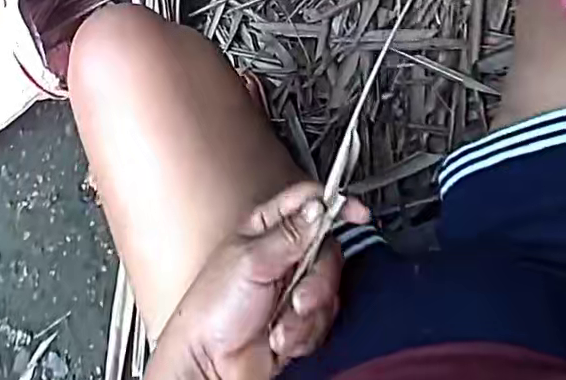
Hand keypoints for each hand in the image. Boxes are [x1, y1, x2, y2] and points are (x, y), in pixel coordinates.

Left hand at [149, 182, 370, 379]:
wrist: (208, 364)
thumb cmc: (213, 306)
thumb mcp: (251, 261)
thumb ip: (289, 234)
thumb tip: (319, 206)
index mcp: (268, 226)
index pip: (308, 202)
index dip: (334, 203)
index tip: (357, 212)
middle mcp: (285, 252)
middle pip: (327, 249)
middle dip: (319, 279)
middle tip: (300, 296)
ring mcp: (294, 286)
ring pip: (328, 289)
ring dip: (306, 314)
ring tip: (281, 324)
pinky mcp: (301, 319)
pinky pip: (323, 320)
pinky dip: (304, 333)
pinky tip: (280, 339)